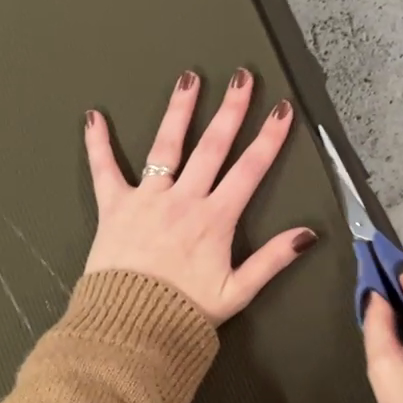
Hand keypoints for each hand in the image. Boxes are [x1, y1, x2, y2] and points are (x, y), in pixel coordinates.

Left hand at [82, 68, 316, 324]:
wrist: (131, 326)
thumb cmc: (186, 310)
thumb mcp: (238, 291)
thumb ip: (273, 260)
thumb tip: (308, 234)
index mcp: (216, 218)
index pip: (249, 169)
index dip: (269, 139)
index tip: (282, 110)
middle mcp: (183, 199)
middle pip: (212, 146)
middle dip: (230, 110)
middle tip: (242, 76)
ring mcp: (147, 198)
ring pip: (166, 146)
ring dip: (179, 110)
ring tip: (189, 78)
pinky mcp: (113, 206)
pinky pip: (103, 170)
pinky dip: (97, 144)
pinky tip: (93, 116)